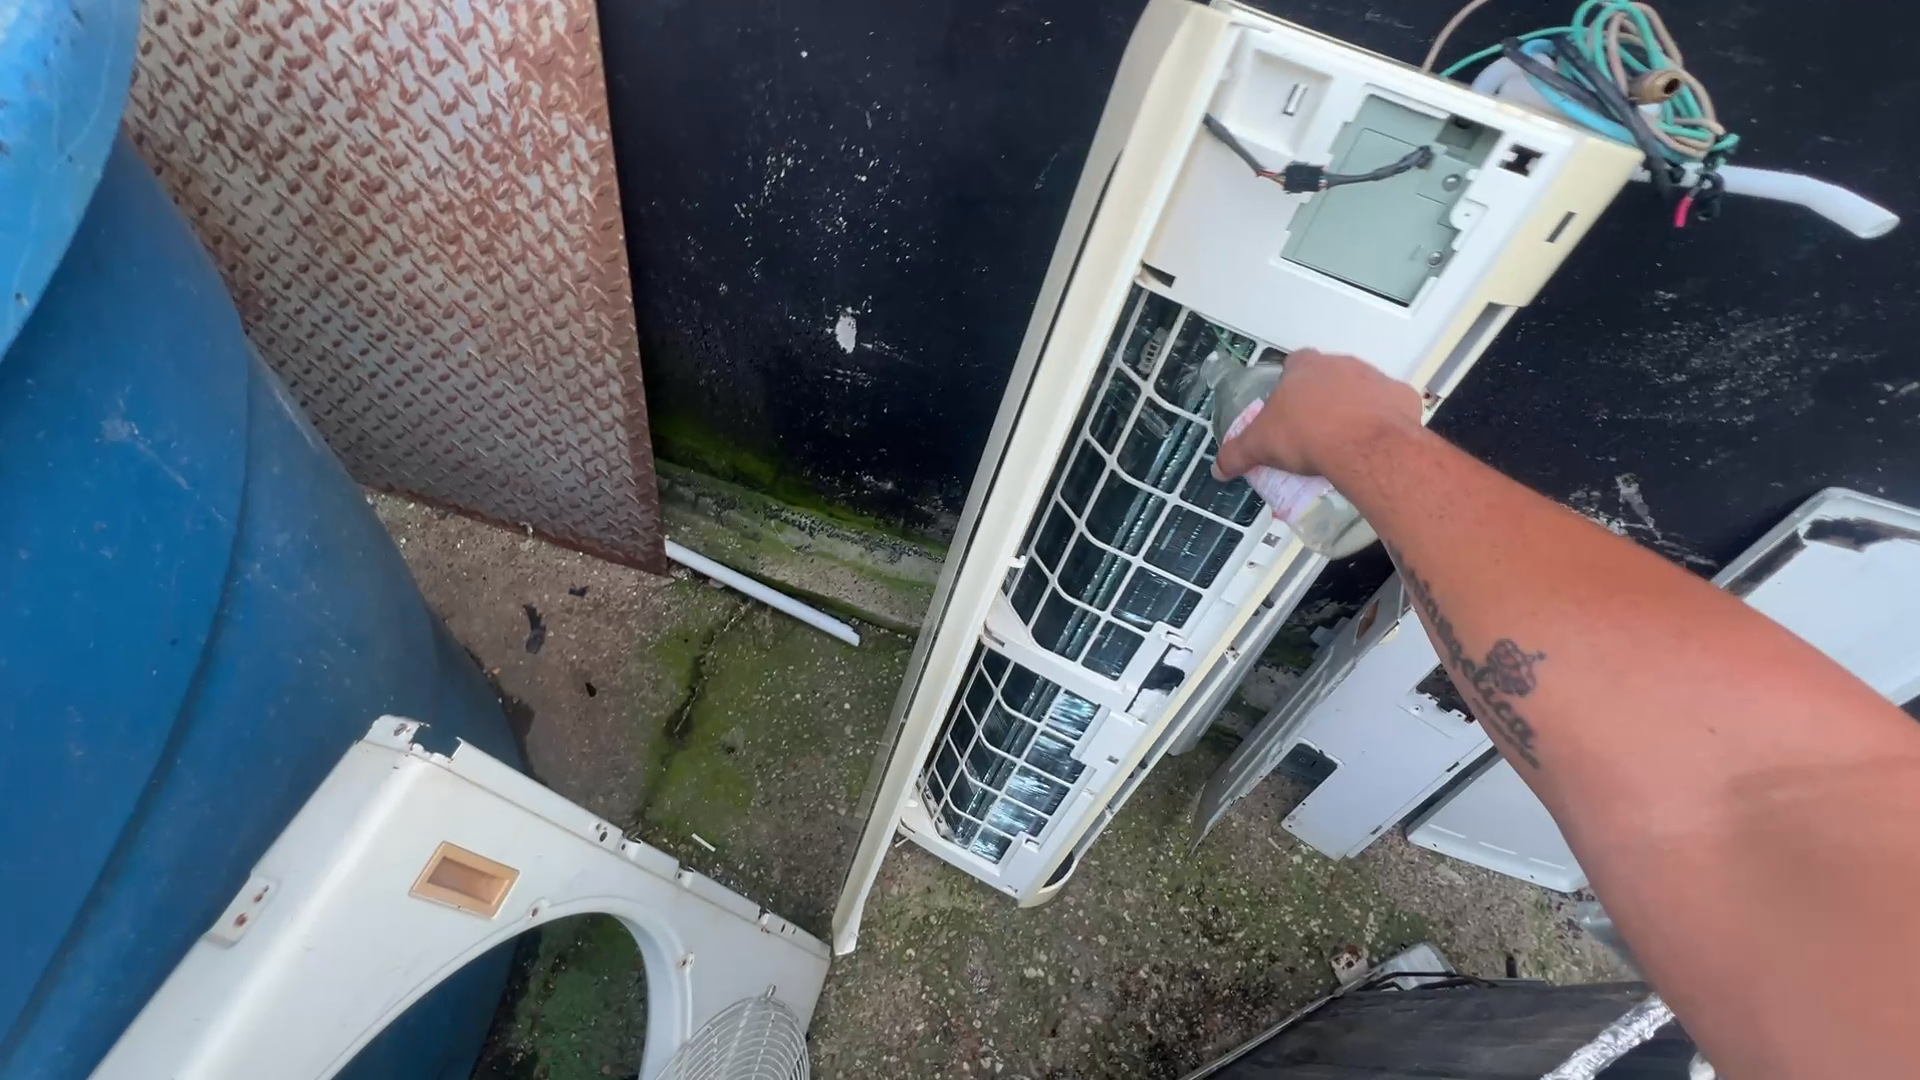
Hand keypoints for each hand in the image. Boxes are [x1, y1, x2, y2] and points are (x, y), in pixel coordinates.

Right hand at [1212, 349, 1422, 480]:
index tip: (1286, 406)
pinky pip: (1389, 407)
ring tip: (1340, 440)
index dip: (1289, 383)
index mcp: (1304, 368)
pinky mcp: (1402, 397)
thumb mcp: (1258, 446)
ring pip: (1360, 389)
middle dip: (1321, 396)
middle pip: (1328, 375)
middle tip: (1311, 428)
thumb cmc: (1307, 435)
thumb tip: (1219, 468)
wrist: (1363, 447)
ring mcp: (1374, 378)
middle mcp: (1340, 364)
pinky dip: (1381, 422)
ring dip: (1352, 408)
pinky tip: (1370, 443)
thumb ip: (1236, 454)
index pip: (1294, 363)